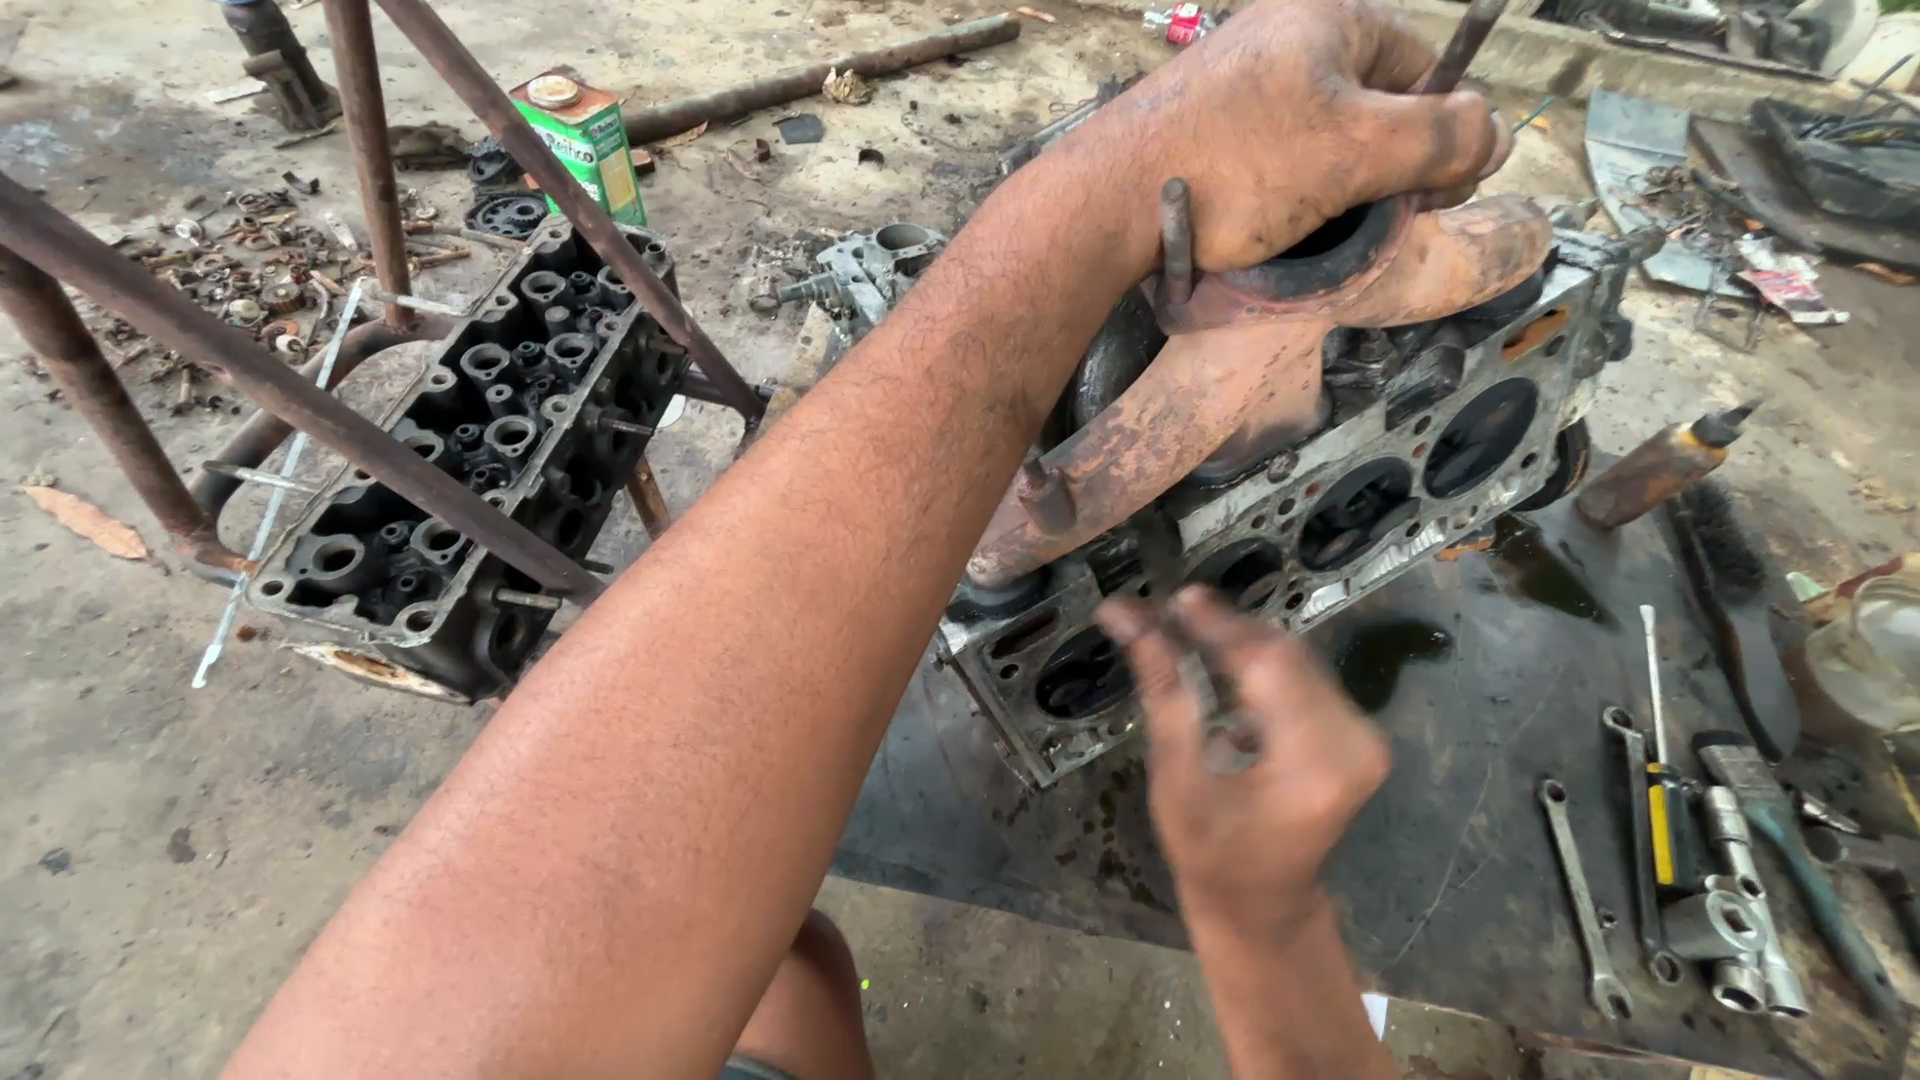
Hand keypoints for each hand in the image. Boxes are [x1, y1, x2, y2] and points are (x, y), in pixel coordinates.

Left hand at [1079, 0, 1512, 271]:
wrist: (1106, 204)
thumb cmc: (1240, 169)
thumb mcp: (1359, 151)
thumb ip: (1442, 138)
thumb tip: (1497, 135)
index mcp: (1325, 15)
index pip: (1420, 65)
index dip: (1438, 133)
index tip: (1429, 198)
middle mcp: (1273, 35)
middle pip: (1363, 102)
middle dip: (1377, 165)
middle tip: (1369, 222)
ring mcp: (1225, 82)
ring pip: (1308, 136)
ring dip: (1326, 185)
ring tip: (1313, 231)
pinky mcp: (1190, 127)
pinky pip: (1258, 156)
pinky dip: (1274, 189)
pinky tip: (1265, 224)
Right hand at [1094, 587, 1390, 941]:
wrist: (1263, 901)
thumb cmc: (1210, 851)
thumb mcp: (1175, 774)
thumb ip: (1162, 688)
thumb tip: (1124, 615)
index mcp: (1312, 765)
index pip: (1267, 665)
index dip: (1217, 623)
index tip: (1168, 599)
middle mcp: (1354, 743)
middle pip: (1285, 653)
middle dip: (1222, 626)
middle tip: (1163, 611)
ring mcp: (1362, 736)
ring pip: (1295, 655)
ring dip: (1238, 638)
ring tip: (1182, 627)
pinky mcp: (1355, 730)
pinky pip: (1302, 672)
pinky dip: (1256, 659)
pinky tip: (1218, 656)